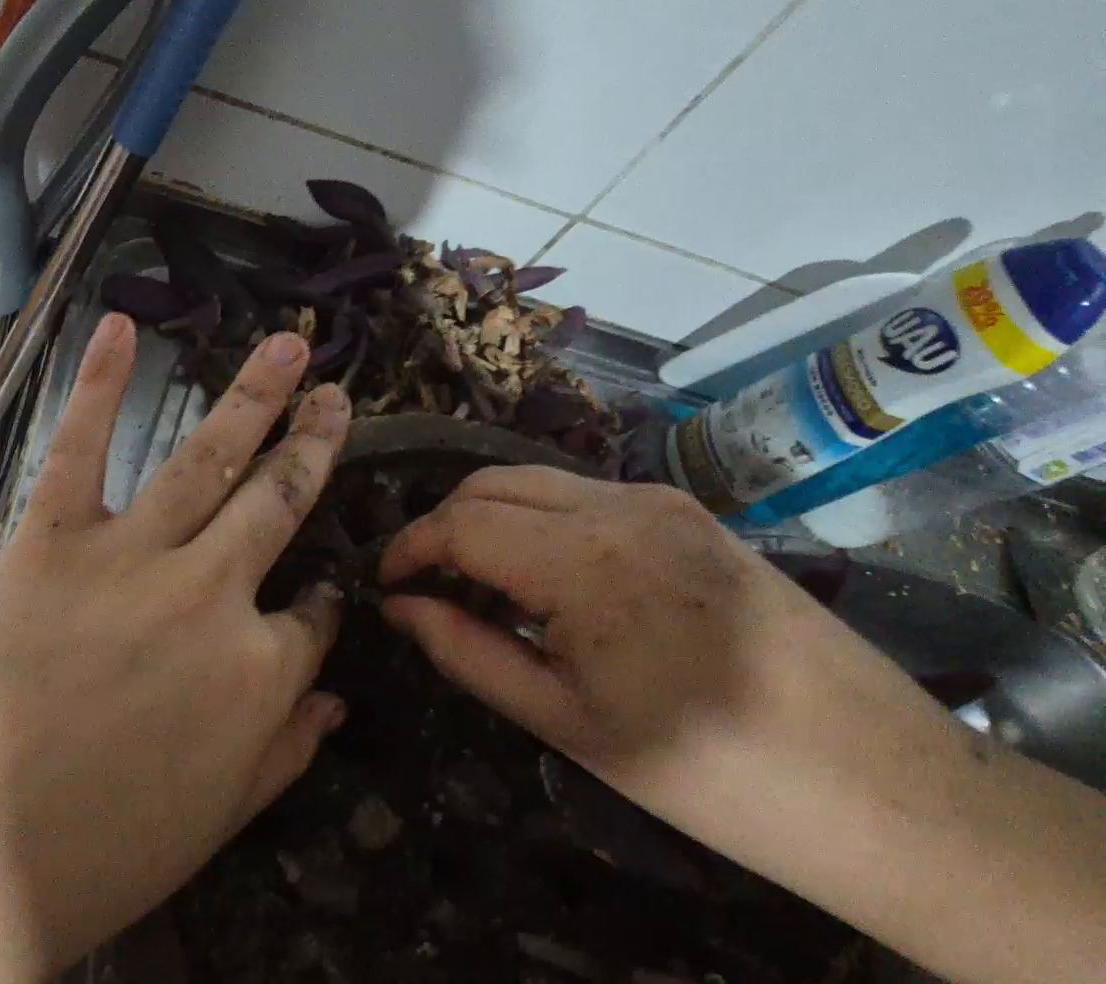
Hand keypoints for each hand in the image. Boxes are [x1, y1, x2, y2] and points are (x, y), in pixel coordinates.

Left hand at [0, 314, 351, 973]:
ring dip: (253, 396)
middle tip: (336, 398)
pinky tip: (120, 327)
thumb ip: (284, 755)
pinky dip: (96, 383)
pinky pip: (80, 446)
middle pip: (279, 505)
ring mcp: (134, 555)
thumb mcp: (214, 821)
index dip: (323, 603)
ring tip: (289, 346)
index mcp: (259, 671)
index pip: (314, 618)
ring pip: (209, 458)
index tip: (324, 591)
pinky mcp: (54, 535)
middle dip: (313, 448)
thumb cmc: (97, 852)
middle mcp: (213, 594)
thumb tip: (334, 704)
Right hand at [376, 465, 1105, 983]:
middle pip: (491, 483)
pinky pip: (584, 495)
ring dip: (489, 518)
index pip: (461, 523)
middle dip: (441, 525)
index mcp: (586, 560)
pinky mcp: (691, 513)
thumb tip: (398, 608)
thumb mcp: (563, 721)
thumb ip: (466, 652)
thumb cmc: (703, 771)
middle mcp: (622, 506)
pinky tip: (543, 576)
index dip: (408, 548)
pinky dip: (539, 520)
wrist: (882, 785)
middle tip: (423, 584)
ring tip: (477, 583)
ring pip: (536, 480)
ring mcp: (664, 502)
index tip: (383, 585)